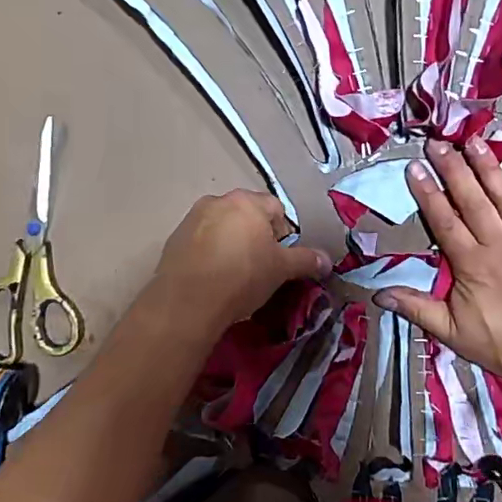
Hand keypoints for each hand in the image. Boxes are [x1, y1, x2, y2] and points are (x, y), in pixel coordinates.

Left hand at [148, 190, 331, 335]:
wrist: (189, 300)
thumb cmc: (242, 277)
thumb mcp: (281, 270)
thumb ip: (305, 260)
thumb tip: (326, 260)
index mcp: (248, 202)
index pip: (276, 209)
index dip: (283, 234)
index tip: (279, 258)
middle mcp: (218, 201)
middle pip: (246, 214)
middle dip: (255, 235)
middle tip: (258, 266)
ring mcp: (193, 218)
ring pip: (222, 226)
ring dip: (230, 242)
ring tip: (232, 273)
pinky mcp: (174, 238)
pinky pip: (200, 240)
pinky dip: (208, 252)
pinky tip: (211, 277)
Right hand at [373, 140, 501, 393]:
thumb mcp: (455, 334)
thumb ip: (418, 309)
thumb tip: (378, 293)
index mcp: (472, 265)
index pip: (444, 221)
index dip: (428, 193)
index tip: (415, 167)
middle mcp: (499, 245)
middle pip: (472, 200)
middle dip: (453, 168)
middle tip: (439, 142)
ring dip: (488, 167)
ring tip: (474, 141)